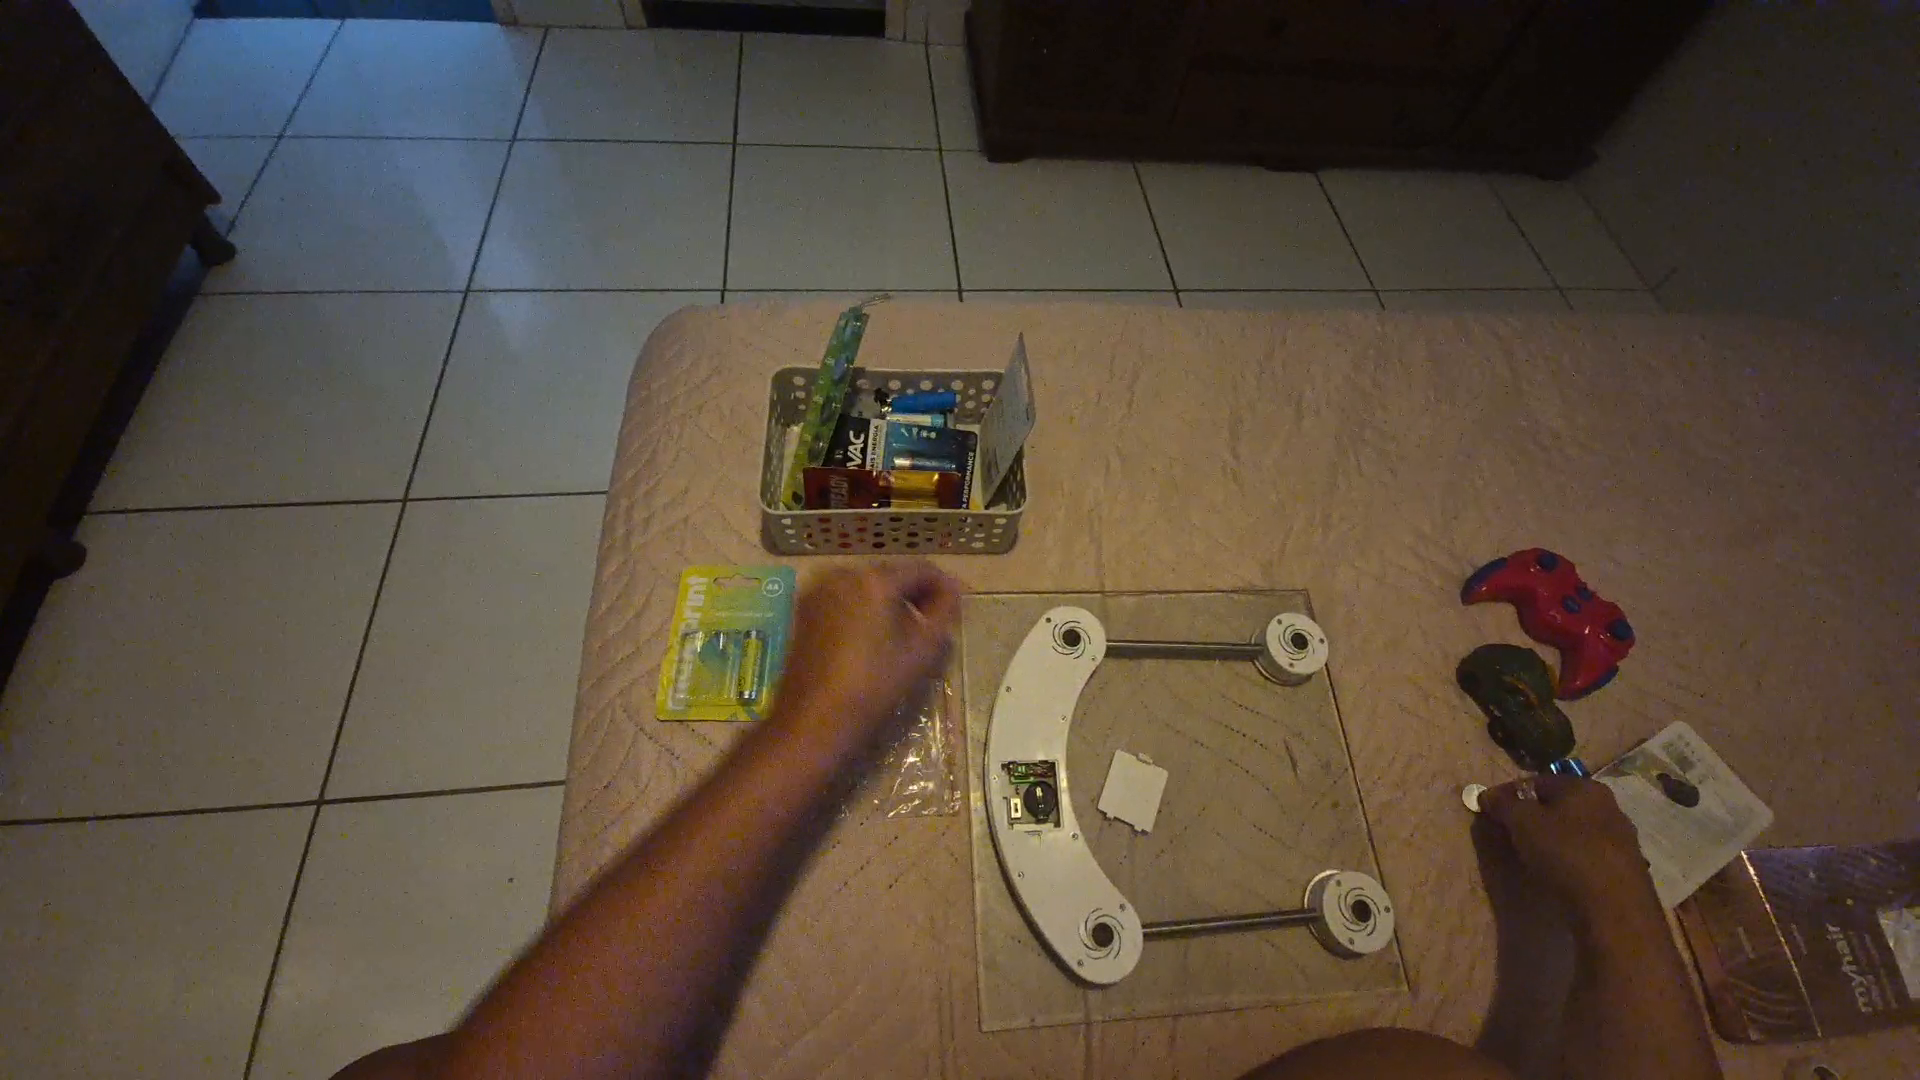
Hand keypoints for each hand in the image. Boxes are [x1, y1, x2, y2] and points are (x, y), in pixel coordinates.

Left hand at [768, 560, 961, 759]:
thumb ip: (944, 612)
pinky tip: (874, 636)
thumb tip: (953, 592)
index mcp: (875, 579)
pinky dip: (864, 609)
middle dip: (916, 593)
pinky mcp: (803, 611)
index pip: (922, 569)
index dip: (944, 585)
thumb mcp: (921, 650)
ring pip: (866, 587)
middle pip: (891, 575)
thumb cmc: (874, 685)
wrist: (814, 720)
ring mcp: (818, 591)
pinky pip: (844, 599)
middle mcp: (843, 574)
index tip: (958, 603)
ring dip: (890, 601)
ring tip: (906, 632)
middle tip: (935, 621)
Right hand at [1479, 775, 1658, 926]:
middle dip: (1530, 817)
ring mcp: (1622, 838)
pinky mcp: (1625, 867)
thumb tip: (1487, 795)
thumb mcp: (1520, 820)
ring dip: (1549, 838)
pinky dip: (1568, 857)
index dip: (1508, 794)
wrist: (1614, 908)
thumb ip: (1501, 803)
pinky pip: (1585, 852)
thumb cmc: (1564, 852)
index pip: (1535, 782)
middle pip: (1556, 806)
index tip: (1491, 811)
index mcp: (1585, 787)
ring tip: (1531, 855)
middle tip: (1510, 833)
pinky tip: (1557, 871)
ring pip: (1571, 830)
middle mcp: (1609, 806)